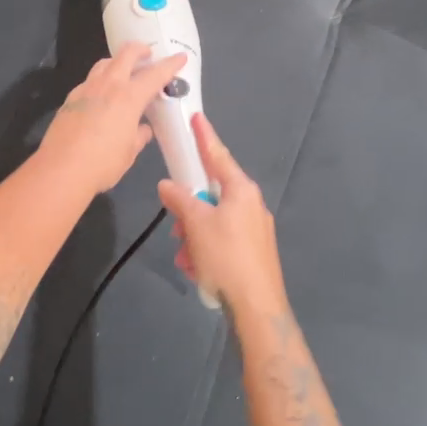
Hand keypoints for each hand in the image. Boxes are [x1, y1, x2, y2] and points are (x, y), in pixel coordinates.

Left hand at [37, 44, 186, 196]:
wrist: (61, 170)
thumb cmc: (102, 163)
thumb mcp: (129, 152)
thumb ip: (139, 136)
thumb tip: (145, 129)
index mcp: (129, 97)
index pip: (155, 74)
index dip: (170, 64)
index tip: (181, 57)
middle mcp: (108, 85)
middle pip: (126, 54)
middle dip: (140, 49)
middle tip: (148, 55)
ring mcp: (86, 89)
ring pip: (104, 63)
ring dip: (117, 62)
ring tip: (124, 73)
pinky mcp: (70, 98)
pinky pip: (89, 81)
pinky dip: (100, 81)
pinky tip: (101, 96)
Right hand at [157, 113, 287, 317]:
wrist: (257, 308)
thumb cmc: (226, 257)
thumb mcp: (196, 225)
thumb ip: (180, 200)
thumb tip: (168, 185)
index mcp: (241, 190)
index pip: (218, 155)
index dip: (205, 136)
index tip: (197, 117)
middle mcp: (252, 204)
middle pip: (213, 193)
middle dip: (189, 209)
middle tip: (175, 226)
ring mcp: (256, 230)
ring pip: (215, 221)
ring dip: (194, 234)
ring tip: (184, 256)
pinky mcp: (255, 253)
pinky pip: (223, 241)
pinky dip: (206, 250)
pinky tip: (196, 269)